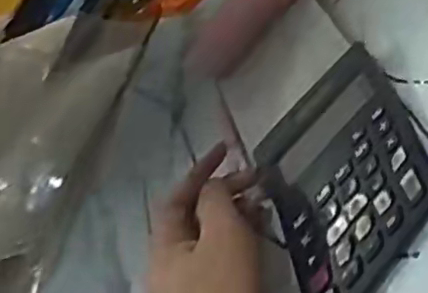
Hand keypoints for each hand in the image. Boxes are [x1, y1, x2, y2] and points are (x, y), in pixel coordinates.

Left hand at [146, 144, 259, 292]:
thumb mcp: (222, 232)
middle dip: (226, 192)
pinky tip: (258, 236)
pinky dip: (238, 238)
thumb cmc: (221, 286)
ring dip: (236, 214)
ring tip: (262, 206)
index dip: (201, 168)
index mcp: (164, 246)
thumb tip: (214, 184)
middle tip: (256, 180)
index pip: (177, 195)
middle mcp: (168, 265)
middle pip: (195, 215)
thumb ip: (216, 199)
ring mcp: (185, 285)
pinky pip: (219, 256)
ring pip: (210, 236)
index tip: (227, 148)